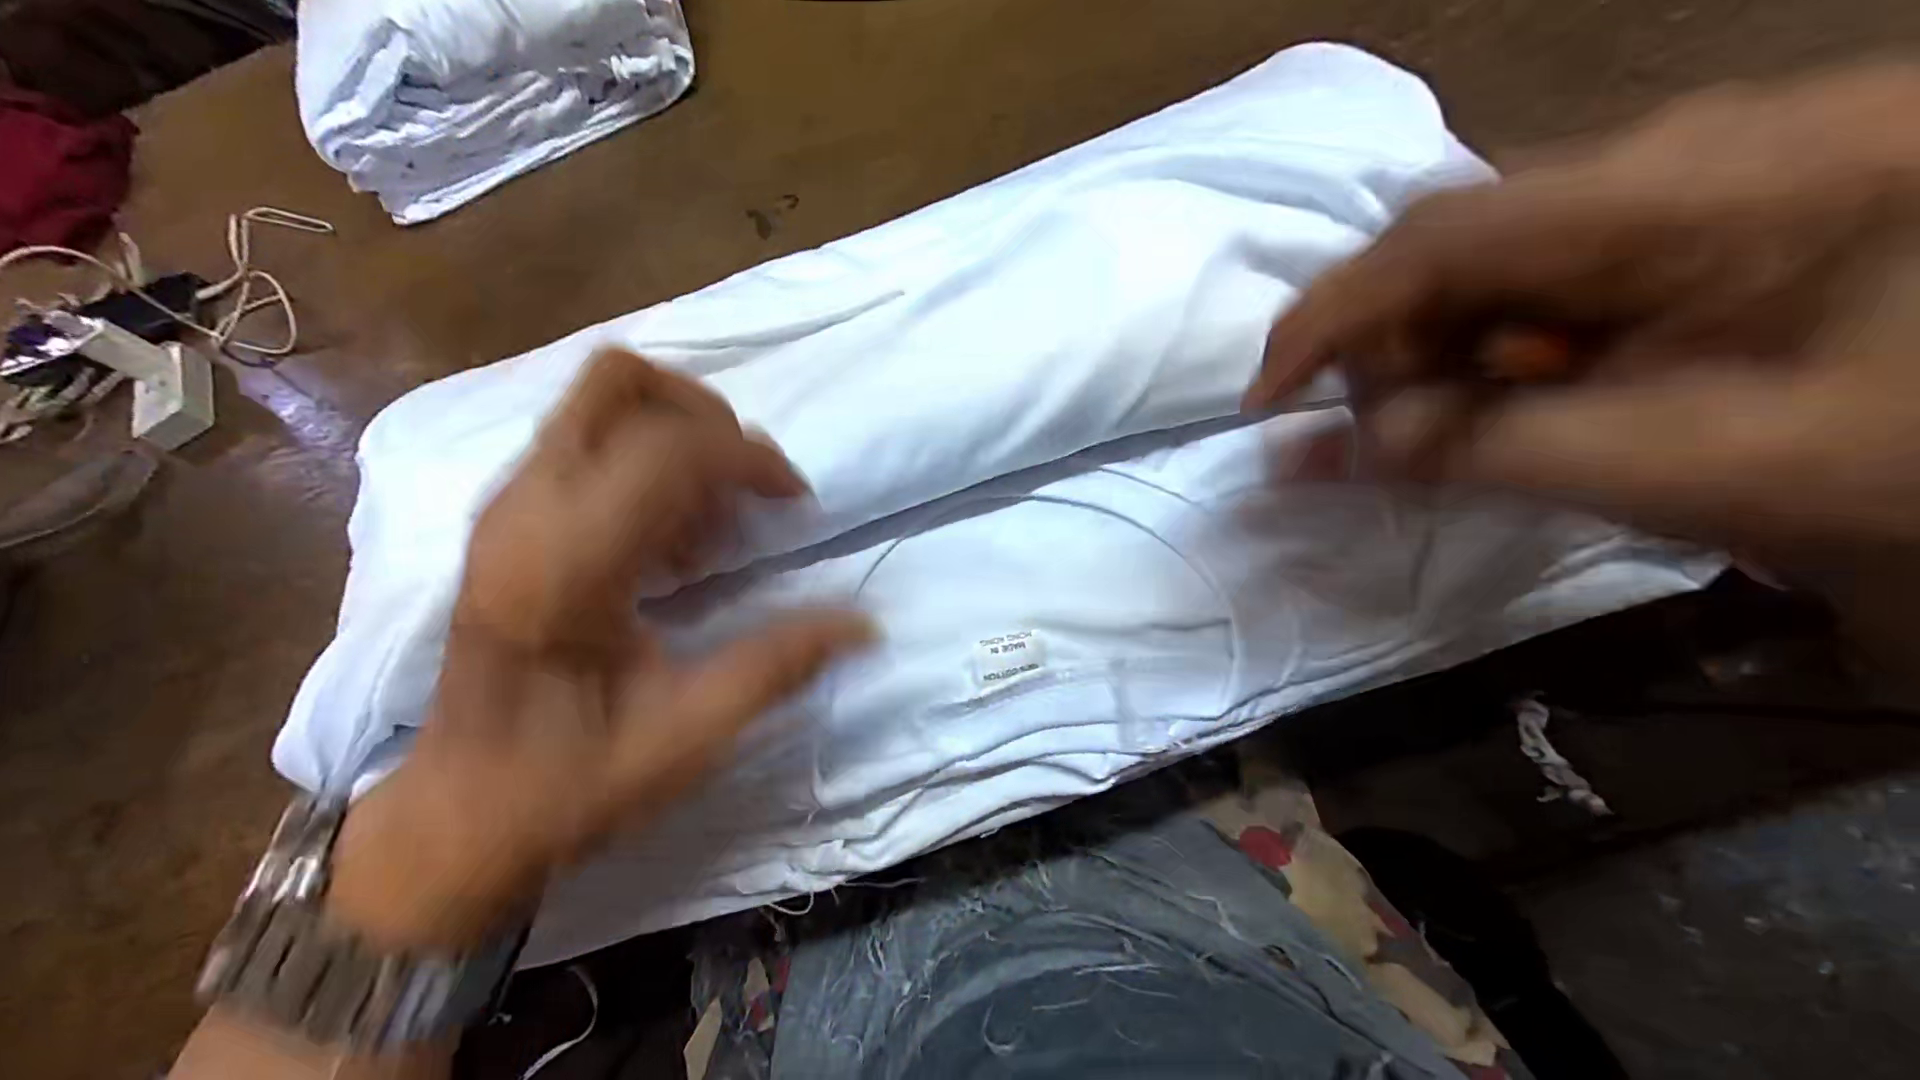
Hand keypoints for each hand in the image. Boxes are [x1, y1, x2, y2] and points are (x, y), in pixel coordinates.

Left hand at [327, 350, 872, 948]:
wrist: (460, 809)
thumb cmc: (571, 781)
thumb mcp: (688, 736)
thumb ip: (778, 666)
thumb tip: (868, 624)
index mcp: (565, 566)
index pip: (668, 449)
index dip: (751, 460)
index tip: (797, 502)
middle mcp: (525, 509)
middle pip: (620, 380)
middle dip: (708, 415)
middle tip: (752, 484)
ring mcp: (507, 503)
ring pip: (602, 395)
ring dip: (681, 434)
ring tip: (714, 520)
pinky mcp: (509, 512)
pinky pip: (590, 434)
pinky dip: (651, 456)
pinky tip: (674, 535)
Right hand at [1248, 62, 1919, 549]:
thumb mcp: (1682, 466)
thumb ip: (1478, 452)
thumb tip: (1309, 453)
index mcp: (1689, 191)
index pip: (1434, 239)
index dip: (1325, 321)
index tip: (1264, 403)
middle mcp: (1670, 157)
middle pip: (1448, 245)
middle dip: (1396, 347)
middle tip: (1405, 435)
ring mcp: (1689, 178)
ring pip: (1487, 262)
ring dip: (1451, 352)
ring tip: (1496, 421)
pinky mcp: (1699, 214)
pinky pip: (1541, 274)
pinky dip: (1505, 346)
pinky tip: (1545, 388)